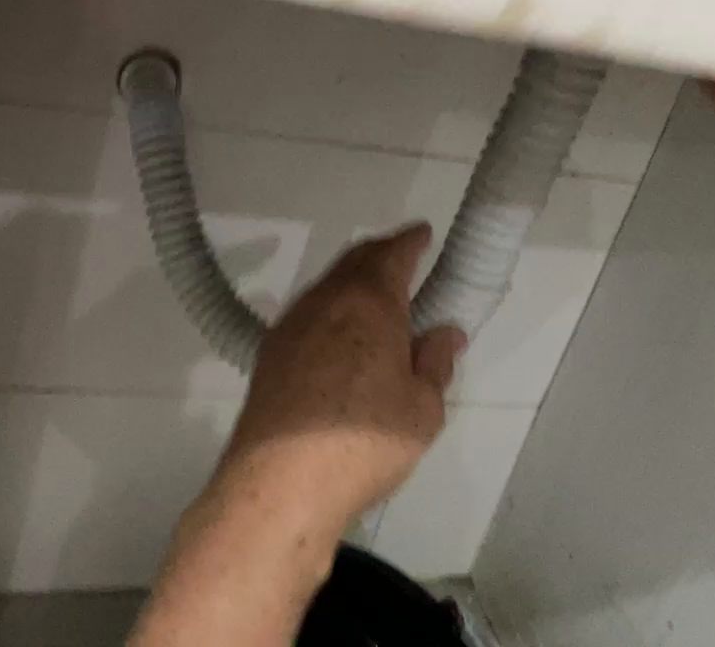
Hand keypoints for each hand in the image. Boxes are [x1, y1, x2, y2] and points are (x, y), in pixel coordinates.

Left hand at [127, 226, 467, 646]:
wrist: (279, 480)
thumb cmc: (363, 442)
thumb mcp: (422, 409)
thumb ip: (435, 363)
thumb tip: (444, 333)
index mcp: (370, 302)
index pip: (393, 254)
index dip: (411, 241)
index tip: (423, 233)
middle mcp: (326, 299)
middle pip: (356, 260)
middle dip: (381, 253)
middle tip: (402, 258)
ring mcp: (292, 322)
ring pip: (328, 284)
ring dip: (353, 280)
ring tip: (374, 297)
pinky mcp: (270, 349)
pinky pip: (309, 312)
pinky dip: (331, 308)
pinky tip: (339, 334)